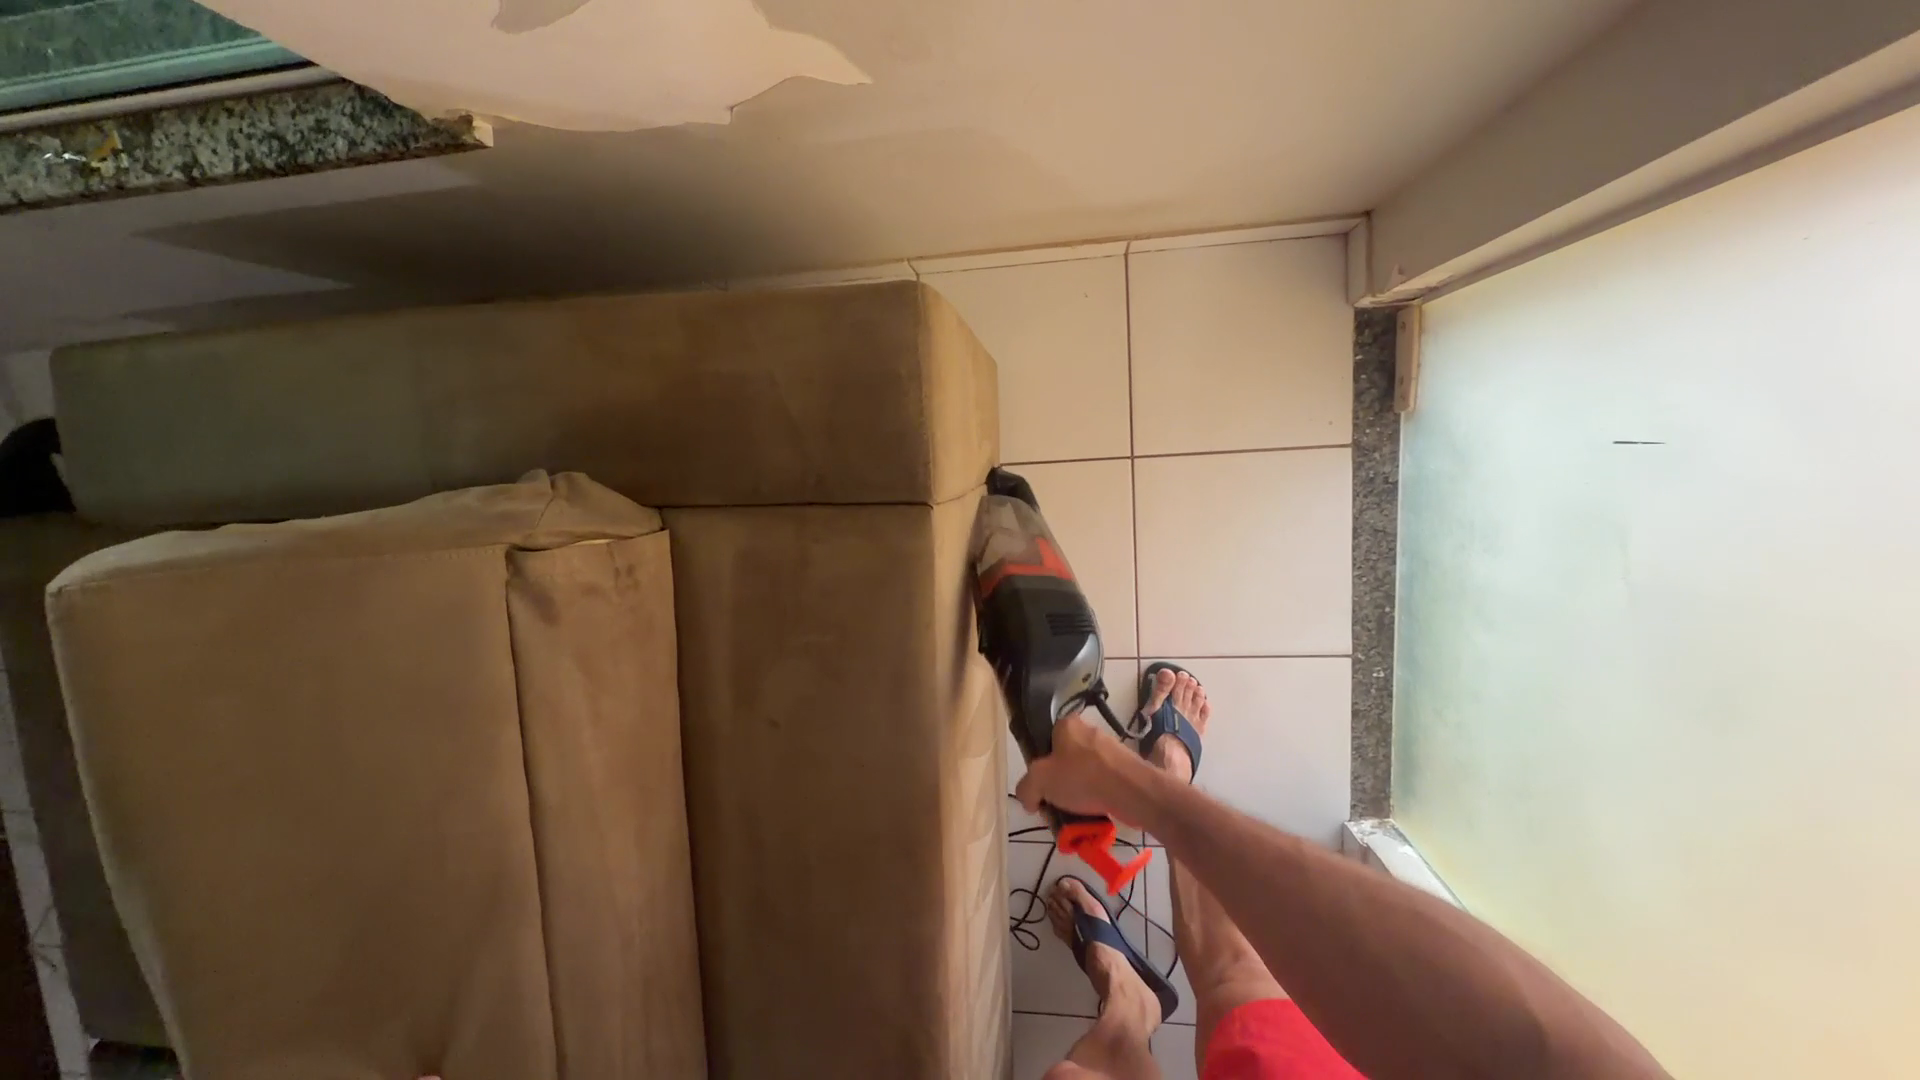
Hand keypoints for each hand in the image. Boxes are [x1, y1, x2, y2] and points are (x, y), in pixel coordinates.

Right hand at [1013, 708, 1152, 822]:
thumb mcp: (1040, 781)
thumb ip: (1026, 788)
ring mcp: (1111, 749)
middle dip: (1061, 786)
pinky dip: (1098, 800)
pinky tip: (1095, 816)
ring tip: (1077, 817)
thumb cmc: (1081, 777)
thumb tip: (1030, 800)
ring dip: (1079, 796)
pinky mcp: (1126, 768)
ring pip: (1085, 775)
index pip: (1046, 743)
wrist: (1131, 790)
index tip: (1042, 789)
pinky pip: (1104, 784)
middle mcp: (1090, 732)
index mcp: (1068, 725)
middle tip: (1058, 806)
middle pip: (1066, 762)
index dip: (1041, 768)